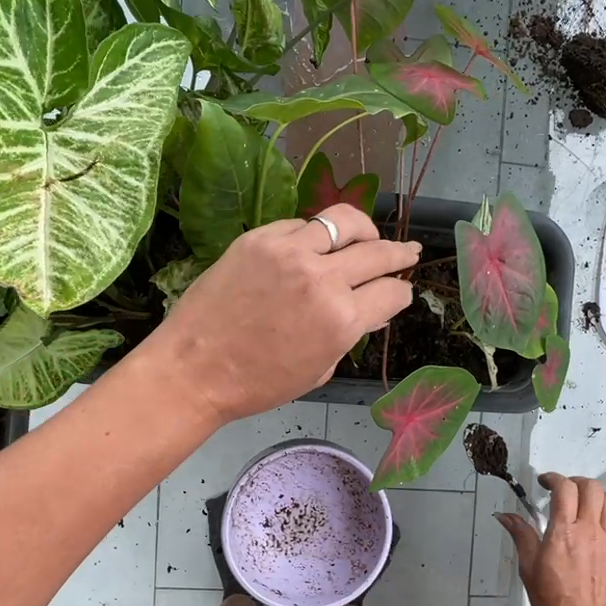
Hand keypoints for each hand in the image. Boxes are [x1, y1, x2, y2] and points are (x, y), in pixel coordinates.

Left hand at [137, 206, 418, 422]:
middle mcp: (322, 279)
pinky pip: (302, 225)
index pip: (391, 293)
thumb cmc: (259, 384)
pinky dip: (316, 234)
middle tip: (409, 251)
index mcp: (341, 320)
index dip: (401, 294)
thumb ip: (350, 335)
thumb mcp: (318, 369)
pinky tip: (317, 245)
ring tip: (368, 235)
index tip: (401, 292)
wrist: (195, 369)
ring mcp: (290, 252)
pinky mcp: (260, 238)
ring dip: (364, 229)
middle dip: (400, 253)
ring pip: (344, 221)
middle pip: (378, 252)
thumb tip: (372, 312)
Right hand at [496, 474, 605, 605]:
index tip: (544, 483)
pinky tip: (598, 524)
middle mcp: (589, 529)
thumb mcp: (528, 567)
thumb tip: (504, 516)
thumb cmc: (551, 599)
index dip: (553, 478)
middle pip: (591, 487)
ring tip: (583, 504)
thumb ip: (521, 535)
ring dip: (595, 495)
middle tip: (563, 491)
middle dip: (575, 482)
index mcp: (563, 531)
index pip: (564, 489)